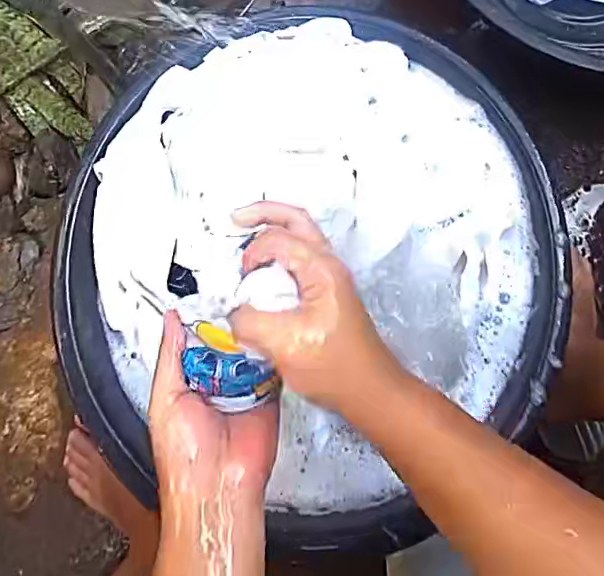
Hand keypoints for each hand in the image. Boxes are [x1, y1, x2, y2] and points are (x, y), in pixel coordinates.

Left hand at [149, 310, 278, 505]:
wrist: (217, 489)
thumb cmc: (184, 459)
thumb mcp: (164, 398)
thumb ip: (169, 356)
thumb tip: (171, 320)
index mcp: (189, 382)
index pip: (196, 341)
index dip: (200, 321)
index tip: (205, 298)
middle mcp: (216, 383)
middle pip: (224, 342)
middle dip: (226, 326)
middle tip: (230, 302)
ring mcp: (242, 389)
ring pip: (247, 350)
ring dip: (248, 337)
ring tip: (248, 315)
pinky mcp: (266, 396)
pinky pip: (270, 366)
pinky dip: (269, 352)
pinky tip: (265, 337)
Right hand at [227, 202, 403, 414]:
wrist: (371, 391)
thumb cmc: (337, 368)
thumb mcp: (286, 346)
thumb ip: (251, 323)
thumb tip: (232, 312)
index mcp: (321, 268)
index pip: (278, 239)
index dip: (252, 254)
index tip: (240, 281)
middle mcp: (327, 263)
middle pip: (295, 219)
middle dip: (263, 213)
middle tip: (236, 217)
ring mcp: (329, 275)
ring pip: (300, 234)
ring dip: (273, 229)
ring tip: (246, 234)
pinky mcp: (326, 290)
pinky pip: (300, 255)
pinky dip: (279, 251)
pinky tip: (263, 268)